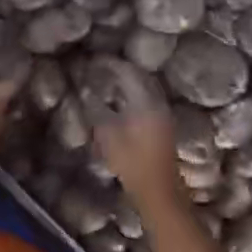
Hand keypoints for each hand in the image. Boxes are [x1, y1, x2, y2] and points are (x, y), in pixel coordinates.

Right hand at [80, 58, 178, 196]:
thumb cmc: (131, 162)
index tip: (93, 60)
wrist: (158, 190)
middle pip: (140, 77)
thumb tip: (87, 90)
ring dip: (128, 81)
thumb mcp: (107, 133)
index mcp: (146, 101)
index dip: (110, 64)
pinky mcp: (163, 126)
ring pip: (146, 88)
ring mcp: (164, 115)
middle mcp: (159, 103)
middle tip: (100, 67)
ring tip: (108, 80)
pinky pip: (148, 98)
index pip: (128, 72)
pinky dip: (134, 93)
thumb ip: (97, 108)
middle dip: (120, 69)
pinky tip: (120, 100)